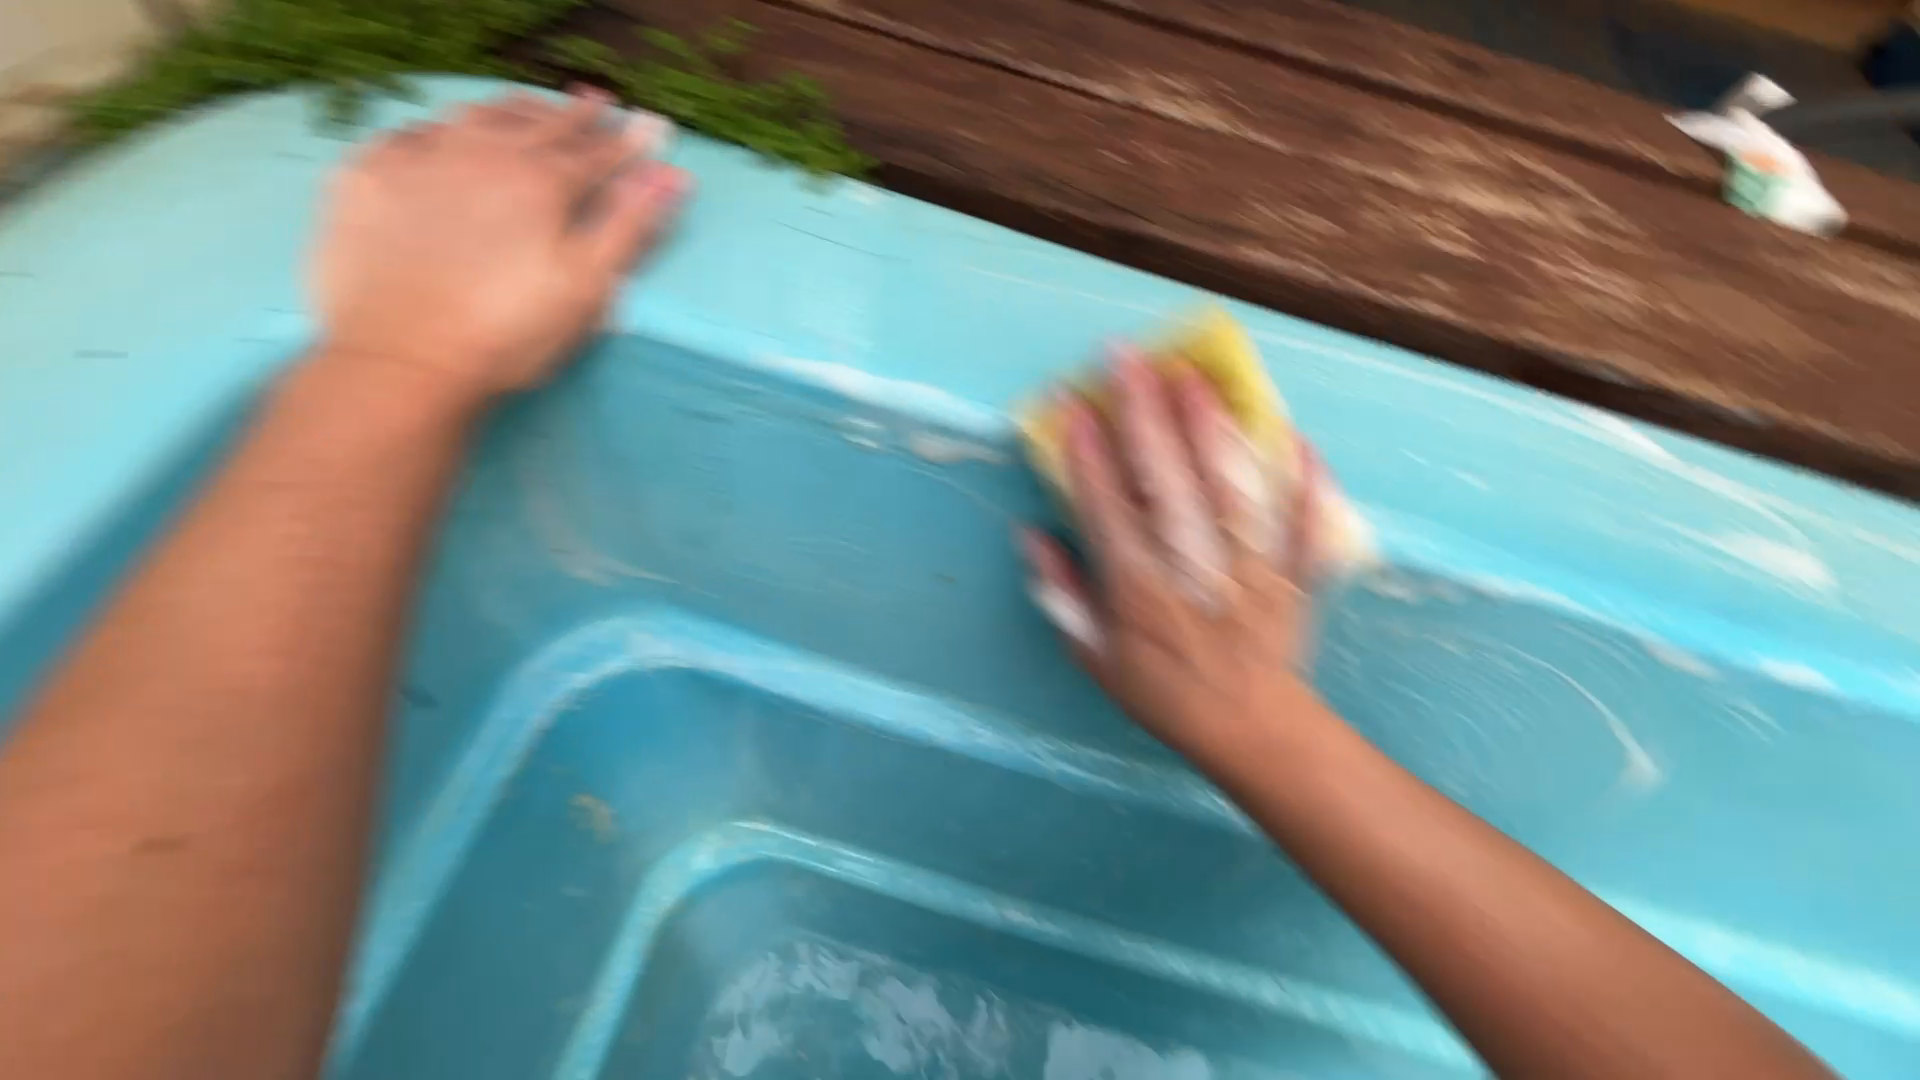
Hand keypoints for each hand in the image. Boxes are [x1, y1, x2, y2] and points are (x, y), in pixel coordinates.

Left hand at [310, 87, 689, 404]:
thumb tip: (673, 175)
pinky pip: (410, 133)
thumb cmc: (513, 331)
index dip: (625, 141)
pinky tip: (447, 134)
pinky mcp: (367, 176)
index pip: (594, 153)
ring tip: (531, 108)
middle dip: (573, 113)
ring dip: (512, 108)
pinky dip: (442, 127)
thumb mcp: (589, 285)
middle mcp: (482, 154)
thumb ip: (630, 225)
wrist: (405, 357)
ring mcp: (419, 158)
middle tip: (595, 102)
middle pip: (537, 124)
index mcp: (541, 182)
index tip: (648, 125)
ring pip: (474, 116)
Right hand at [1020, 349, 1333, 766]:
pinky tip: (1297, 435)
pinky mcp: (1294, 575)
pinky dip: (1305, 482)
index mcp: (1139, 593)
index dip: (1089, 458)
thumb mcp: (1094, 657)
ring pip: (1230, 493)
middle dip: (1143, 416)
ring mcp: (1250, 570)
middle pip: (1166, 485)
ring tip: (1191, 374)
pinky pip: (1304, 526)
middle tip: (1126, 357)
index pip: (1108, 512)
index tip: (1074, 406)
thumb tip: (1031, 534)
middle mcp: (1192, 572)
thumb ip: (1063, 594)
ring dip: (1210, 430)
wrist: (1249, 729)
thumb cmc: (1162, 692)